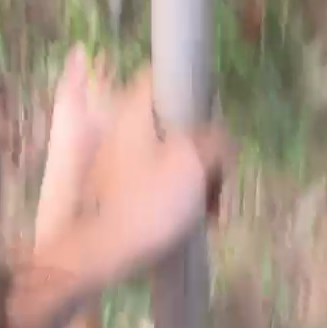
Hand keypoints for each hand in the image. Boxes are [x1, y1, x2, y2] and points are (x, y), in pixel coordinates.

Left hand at [82, 71, 229, 280]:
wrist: (103, 252)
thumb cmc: (150, 202)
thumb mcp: (194, 163)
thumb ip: (215, 139)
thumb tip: (222, 135)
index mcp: (134, 112)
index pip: (158, 76)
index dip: (188, 85)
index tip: (211, 105)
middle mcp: (120, 130)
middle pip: (172, 125)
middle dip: (202, 149)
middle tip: (219, 177)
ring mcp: (116, 162)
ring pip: (167, 158)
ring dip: (195, 179)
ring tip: (212, 209)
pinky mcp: (117, 191)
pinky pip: (155, 183)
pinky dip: (177, 196)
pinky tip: (196, 220)